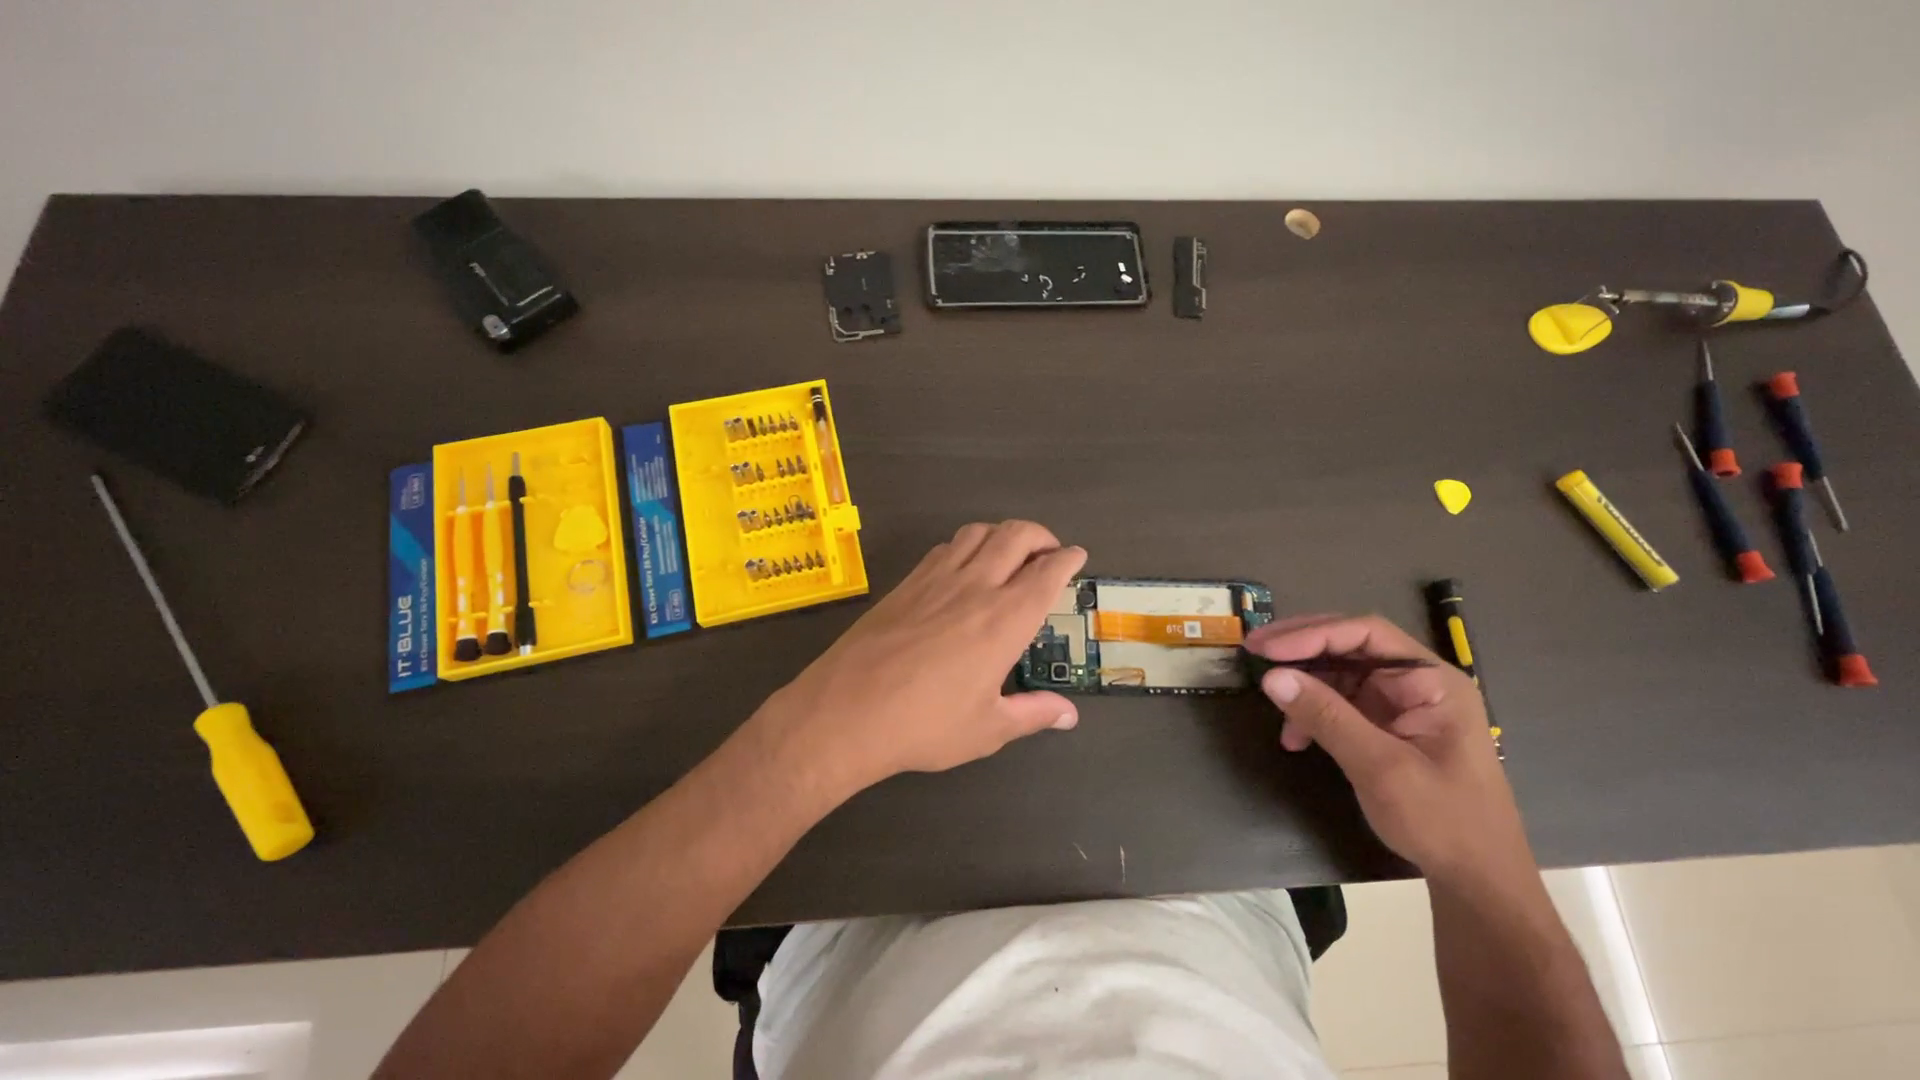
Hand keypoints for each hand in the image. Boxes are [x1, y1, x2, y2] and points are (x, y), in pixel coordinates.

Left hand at [754, 521, 1086, 794]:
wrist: (847, 711)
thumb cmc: (925, 724)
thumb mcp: (988, 729)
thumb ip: (1032, 714)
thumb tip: (1069, 715)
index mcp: (1005, 619)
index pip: (1047, 573)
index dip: (1068, 559)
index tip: (1078, 557)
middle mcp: (975, 587)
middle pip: (1015, 535)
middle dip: (1041, 536)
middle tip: (1049, 553)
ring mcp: (935, 579)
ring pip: (977, 532)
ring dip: (1002, 533)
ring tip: (1009, 553)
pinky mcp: (904, 584)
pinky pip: (944, 547)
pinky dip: (965, 545)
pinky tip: (962, 566)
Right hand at [1244, 614, 1533, 885]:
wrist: (1478, 880)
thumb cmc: (1441, 820)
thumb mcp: (1379, 767)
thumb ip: (1326, 716)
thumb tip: (1272, 676)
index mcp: (1432, 681)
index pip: (1366, 634)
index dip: (1312, 635)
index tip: (1266, 648)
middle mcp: (1419, 684)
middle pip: (1353, 647)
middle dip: (1302, 649)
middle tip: (1254, 651)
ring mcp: (1405, 707)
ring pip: (1343, 676)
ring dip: (1305, 687)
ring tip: (1274, 707)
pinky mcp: (1391, 730)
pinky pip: (1345, 706)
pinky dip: (1315, 715)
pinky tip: (1295, 738)